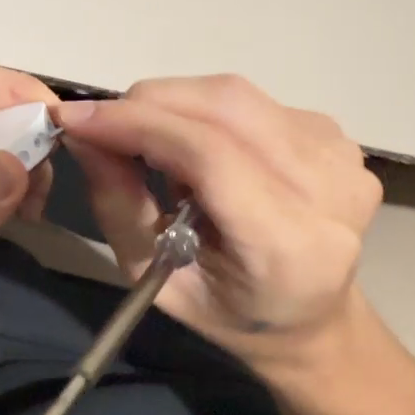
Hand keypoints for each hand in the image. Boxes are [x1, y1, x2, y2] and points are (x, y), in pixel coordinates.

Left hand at [0, 59, 57, 343]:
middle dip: (30, 122)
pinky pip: (3, 152)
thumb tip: (13, 162)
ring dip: (31, 151)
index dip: (15, 100)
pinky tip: (26, 212)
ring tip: (32, 207)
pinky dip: (26, 173)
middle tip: (44, 181)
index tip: (52, 144)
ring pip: (2, 120)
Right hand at [53, 75, 382, 372]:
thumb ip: (117, 204)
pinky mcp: (334, 136)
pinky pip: (248, 101)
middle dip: (145, 104)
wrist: (314, 320)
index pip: (208, 154)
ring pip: (232, 94)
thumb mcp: (154, 276)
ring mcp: (339, 157)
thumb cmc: (228, 310)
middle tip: (99, 126)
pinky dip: (201, 110)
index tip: (74, 119)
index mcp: (287, 246)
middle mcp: (328, 192)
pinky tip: (194, 145)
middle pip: (223, 106)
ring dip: (170, 104)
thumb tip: (80, 133)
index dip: (135, 124)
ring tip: (147, 142)